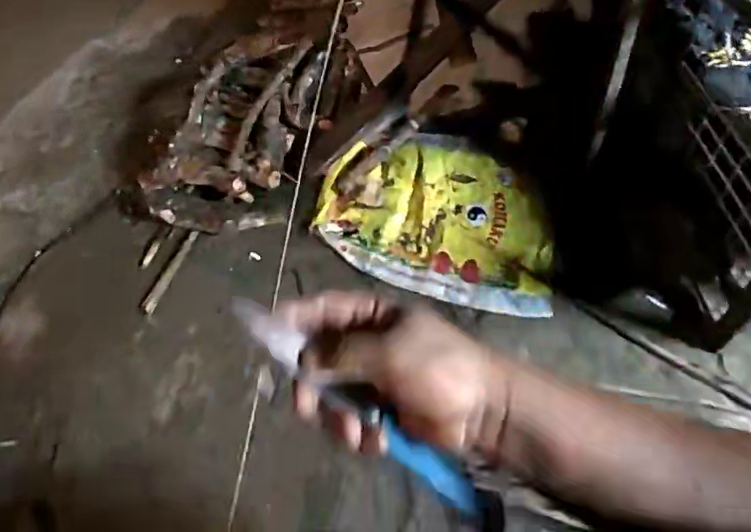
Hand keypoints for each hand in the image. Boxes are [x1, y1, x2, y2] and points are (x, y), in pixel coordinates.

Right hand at [273, 292, 508, 458]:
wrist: (483, 410)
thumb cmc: (438, 364)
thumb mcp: (389, 352)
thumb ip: (343, 354)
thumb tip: (304, 358)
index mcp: (372, 315)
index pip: (325, 309)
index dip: (296, 317)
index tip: (267, 331)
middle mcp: (367, 342)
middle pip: (320, 358)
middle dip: (312, 385)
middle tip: (306, 407)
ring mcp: (373, 378)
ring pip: (332, 396)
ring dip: (337, 418)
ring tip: (357, 433)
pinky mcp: (381, 412)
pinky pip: (351, 421)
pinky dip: (358, 435)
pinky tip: (378, 442)